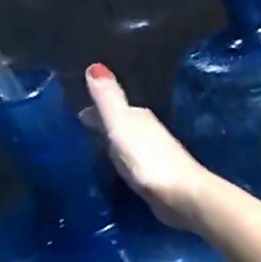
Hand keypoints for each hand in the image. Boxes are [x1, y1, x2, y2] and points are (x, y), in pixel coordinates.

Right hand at [80, 63, 216, 231]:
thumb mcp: (121, 123)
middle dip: (105, 124)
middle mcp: (150, 133)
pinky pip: (135, 164)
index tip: (78, 113)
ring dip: (115, 144)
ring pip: (129, 144)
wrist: (182, 195)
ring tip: (96, 147)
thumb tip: (96, 66)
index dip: (96, 109)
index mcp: (139, 117)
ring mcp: (156, 156)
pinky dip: (125, 162)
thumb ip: (108, 99)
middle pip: (122, 124)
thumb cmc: (147, 158)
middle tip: (83, 127)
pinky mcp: (158, 179)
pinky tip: (120, 168)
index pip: (114, 107)